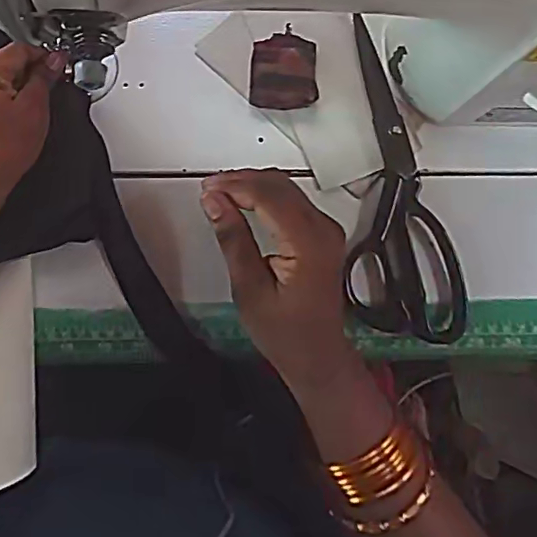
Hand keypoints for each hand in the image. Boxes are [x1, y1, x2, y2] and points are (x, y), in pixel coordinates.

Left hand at [0, 43, 63, 230]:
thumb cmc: (0, 153)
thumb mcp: (34, 109)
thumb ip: (44, 78)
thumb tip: (53, 60)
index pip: (18, 50)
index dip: (42, 57)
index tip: (56, 67)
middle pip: (1, 63)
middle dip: (23, 75)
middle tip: (42, 94)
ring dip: (7, 89)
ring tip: (20, 113)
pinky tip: (2, 123)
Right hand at [201, 170, 361, 391]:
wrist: (317, 356)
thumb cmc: (286, 333)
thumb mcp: (249, 288)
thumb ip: (233, 239)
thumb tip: (216, 202)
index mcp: (309, 243)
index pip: (268, 196)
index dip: (234, 186)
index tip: (209, 189)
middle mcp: (324, 231)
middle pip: (279, 185)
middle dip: (241, 180)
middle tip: (211, 188)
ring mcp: (326, 230)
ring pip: (286, 187)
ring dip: (253, 183)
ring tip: (222, 191)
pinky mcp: (322, 233)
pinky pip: (293, 199)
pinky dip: (266, 194)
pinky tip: (245, 198)